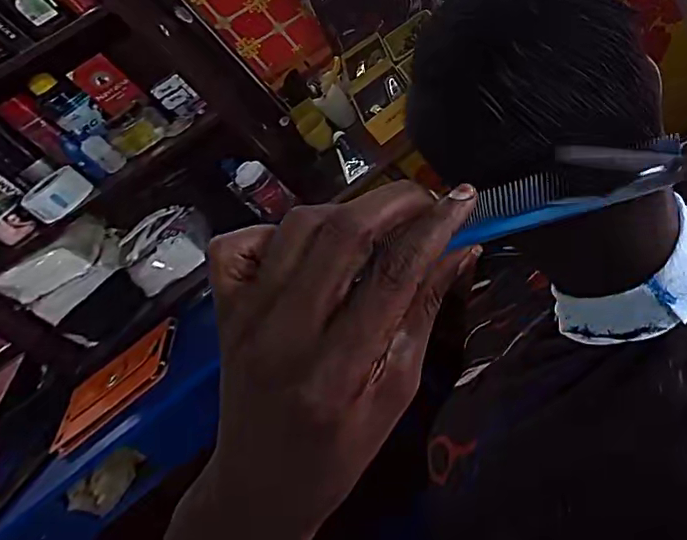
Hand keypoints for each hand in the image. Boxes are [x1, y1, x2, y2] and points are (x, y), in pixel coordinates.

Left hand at [167, 182, 478, 539]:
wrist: (259, 487)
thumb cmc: (336, 451)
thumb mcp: (397, 392)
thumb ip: (425, 311)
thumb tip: (460, 251)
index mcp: (338, 369)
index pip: (395, 272)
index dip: (435, 225)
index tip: (461, 199)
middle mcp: (286, 334)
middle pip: (344, 232)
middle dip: (397, 200)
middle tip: (425, 200)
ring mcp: (248, 315)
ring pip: (301, 223)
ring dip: (349, 210)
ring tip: (375, 225)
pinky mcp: (225, 306)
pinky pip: (243, 239)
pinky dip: (278, 228)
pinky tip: (307, 246)